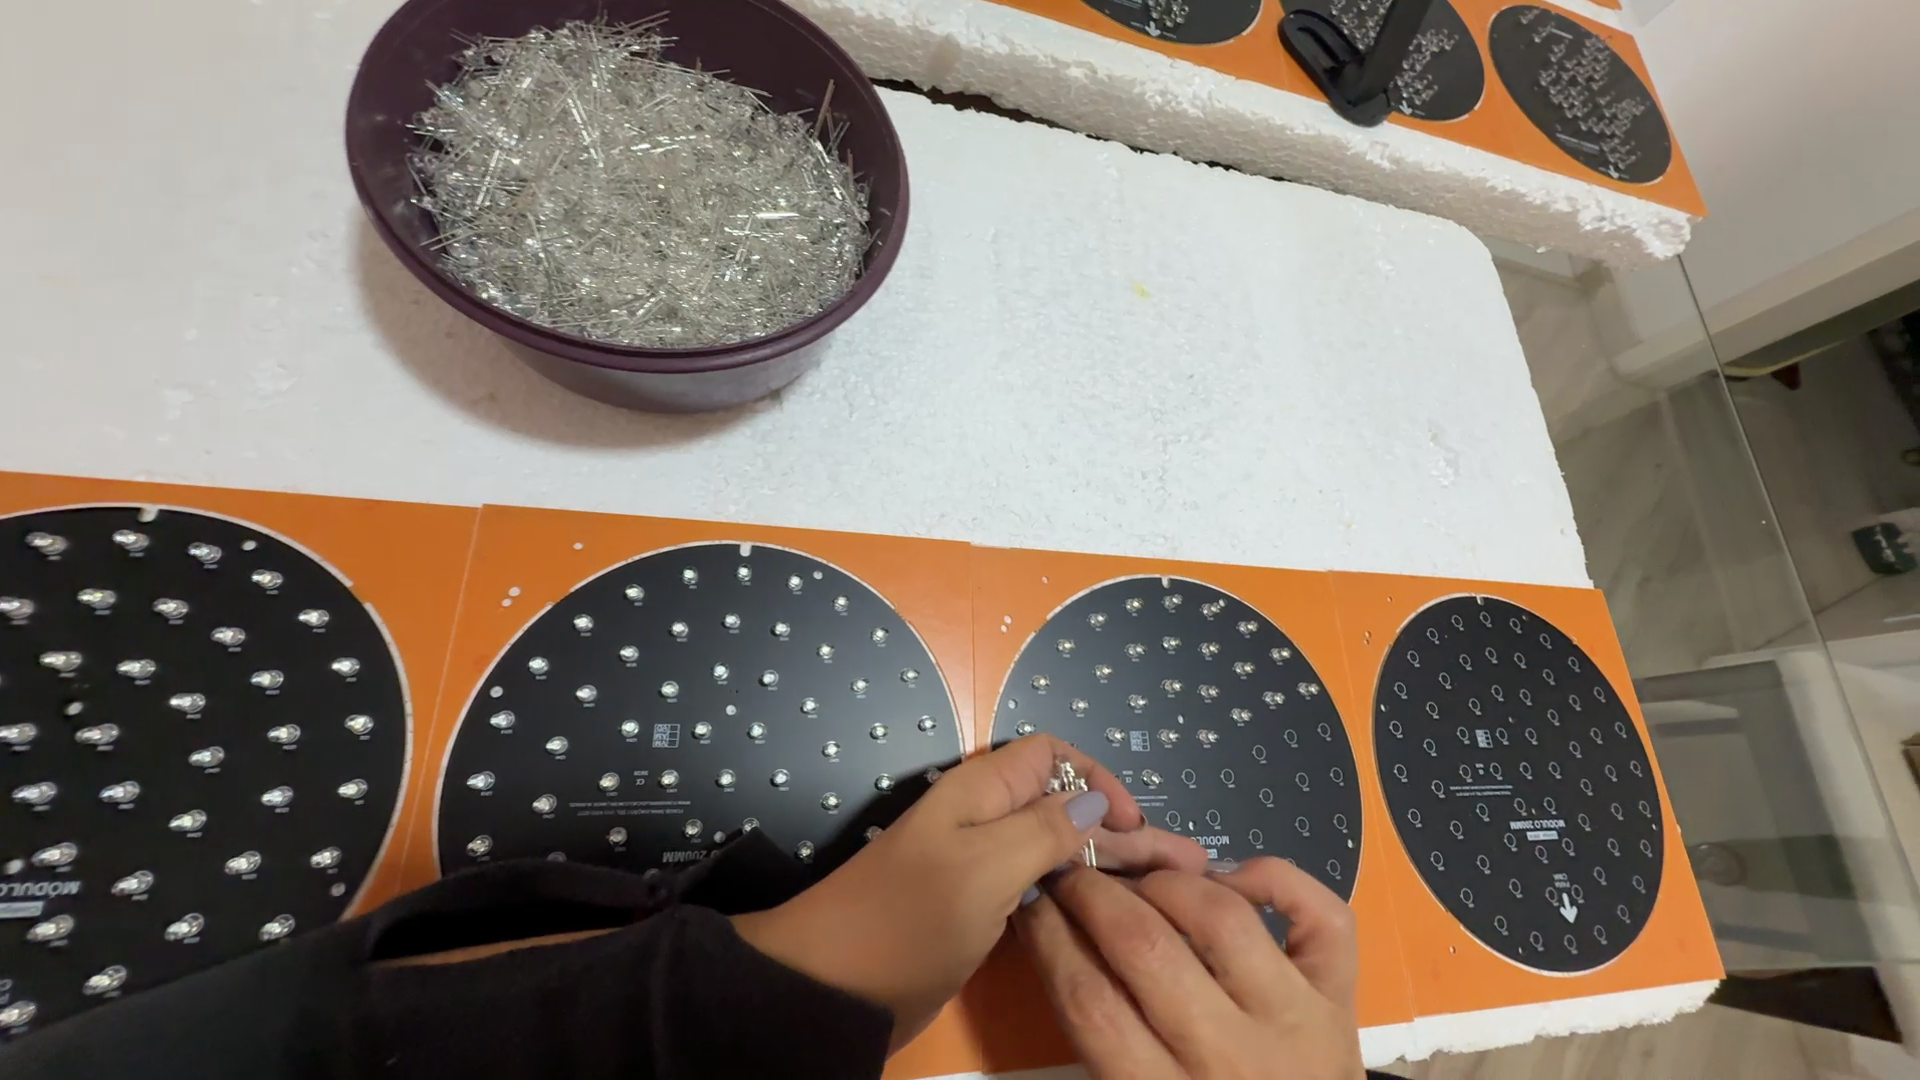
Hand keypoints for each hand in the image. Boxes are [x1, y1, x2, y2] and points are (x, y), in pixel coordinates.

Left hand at [730, 735, 1207, 1050]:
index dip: (1096, 778)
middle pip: (1063, 802)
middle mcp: (986, 815)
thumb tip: (1092, 801)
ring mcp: (982, 861)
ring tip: (1167, 889)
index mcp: (983, 789)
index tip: (1134, 824)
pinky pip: (1039, 882)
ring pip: (1056, 844)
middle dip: (1121, 826)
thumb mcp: (982, 867)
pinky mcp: (980, 902)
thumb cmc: (909, 918)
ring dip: (1107, 859)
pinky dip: (1077, 889)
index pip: (1051, 754)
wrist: (836, 986)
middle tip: (1185, 864)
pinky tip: (1112, 912)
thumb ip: (1041, 828)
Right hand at [1013, 858, 1363, 1079]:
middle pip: (1147, 948)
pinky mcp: (1342, 997)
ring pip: (1223, 917)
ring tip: (1147, 880)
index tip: (1033, 896)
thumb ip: (1097, 1025)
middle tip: (1073, 871)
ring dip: (1168, 881)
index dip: (1050, 935)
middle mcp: (1234, 1059)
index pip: (1091, 1002)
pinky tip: (1234, 878)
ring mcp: (1298, 1022)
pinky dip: (1274, 877)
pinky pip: (1320, 915)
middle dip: (1094, 892)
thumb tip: (1052, 923)